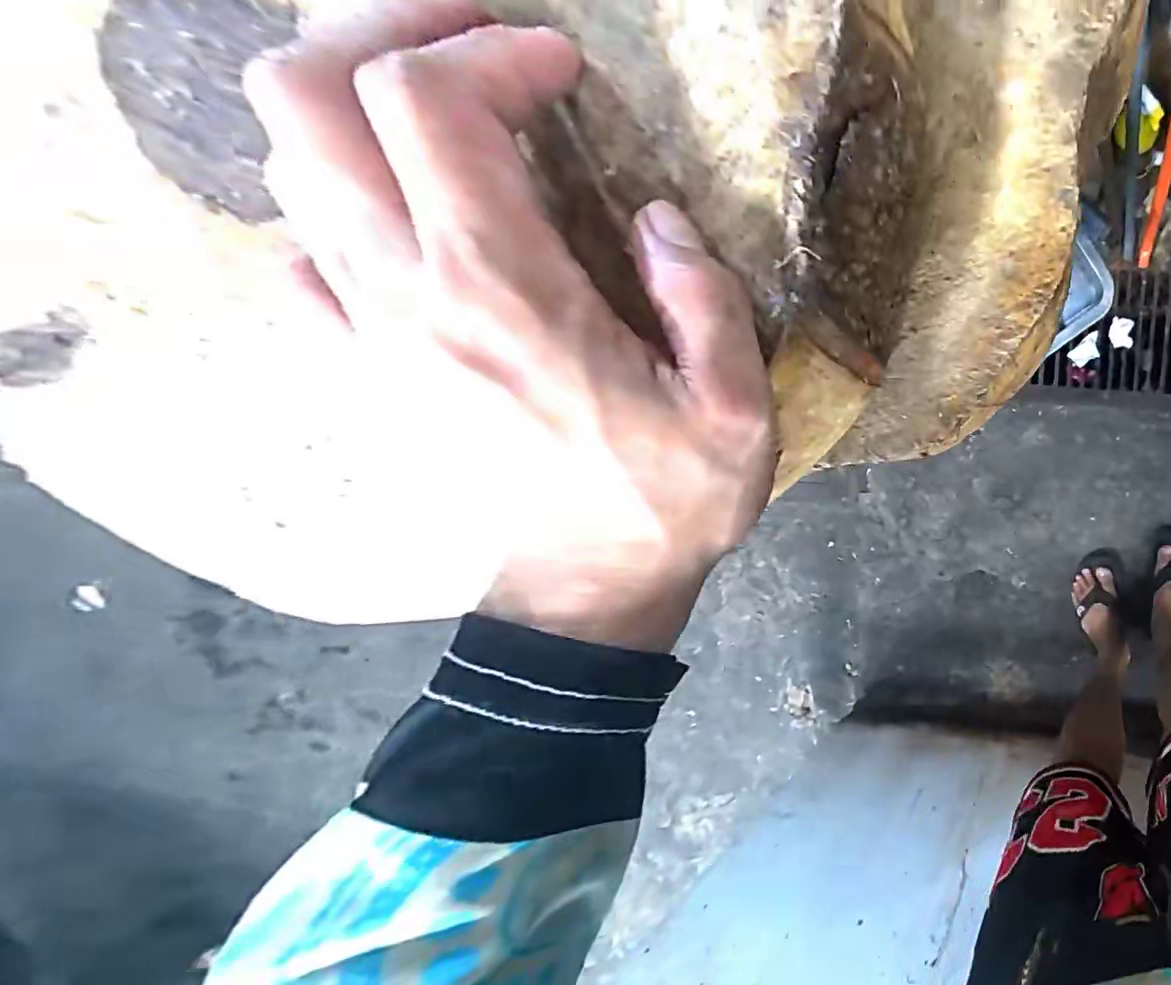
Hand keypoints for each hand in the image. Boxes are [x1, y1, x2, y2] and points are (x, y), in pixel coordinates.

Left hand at [244, 1, 774, 649]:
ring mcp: (371, 335)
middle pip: (307, 96)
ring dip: (356, 104)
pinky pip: (303, 254)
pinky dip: (341, 205)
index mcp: (509, 294)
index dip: (492, 51)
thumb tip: (656, 218)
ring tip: (442, 109)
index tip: (562, 67)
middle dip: (382, 30)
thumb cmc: (673, 504)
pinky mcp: (367, 374)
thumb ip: (707, 301)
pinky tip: (413, 223)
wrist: (593, 596)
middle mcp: (411, 295)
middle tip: (469, 39)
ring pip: (288, 162)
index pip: (433, 103)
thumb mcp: (736, 412)